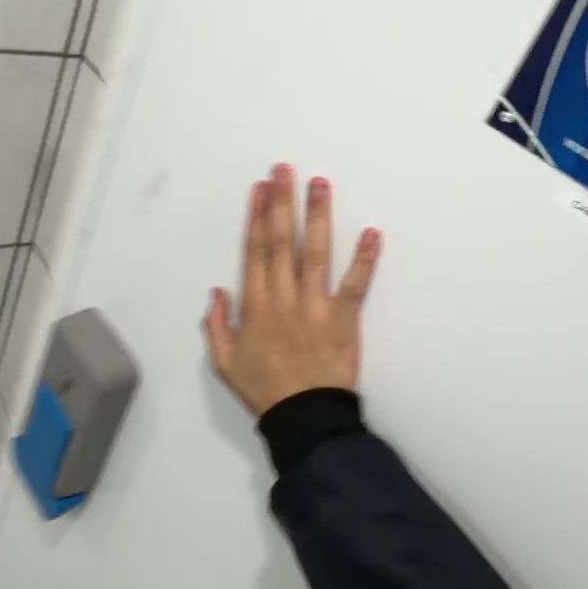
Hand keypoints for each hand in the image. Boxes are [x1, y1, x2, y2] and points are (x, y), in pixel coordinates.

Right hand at [203, 164, 381, 416]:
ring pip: (316, 252)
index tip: (260, 188)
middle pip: (282, 241)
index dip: (257, 216)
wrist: (305, 418)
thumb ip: (216, 324)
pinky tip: (371, 231)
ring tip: (319, 183)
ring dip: (317, 215)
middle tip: (284, 170)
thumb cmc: (265, 390)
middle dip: (282, 202)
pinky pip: (356, 283)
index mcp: (255, 305)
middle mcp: (284, 297)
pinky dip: (365, 258)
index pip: (255, 250)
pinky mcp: (345, 317)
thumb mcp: (224, 362)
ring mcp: (316, 305)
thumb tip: (216, 290)